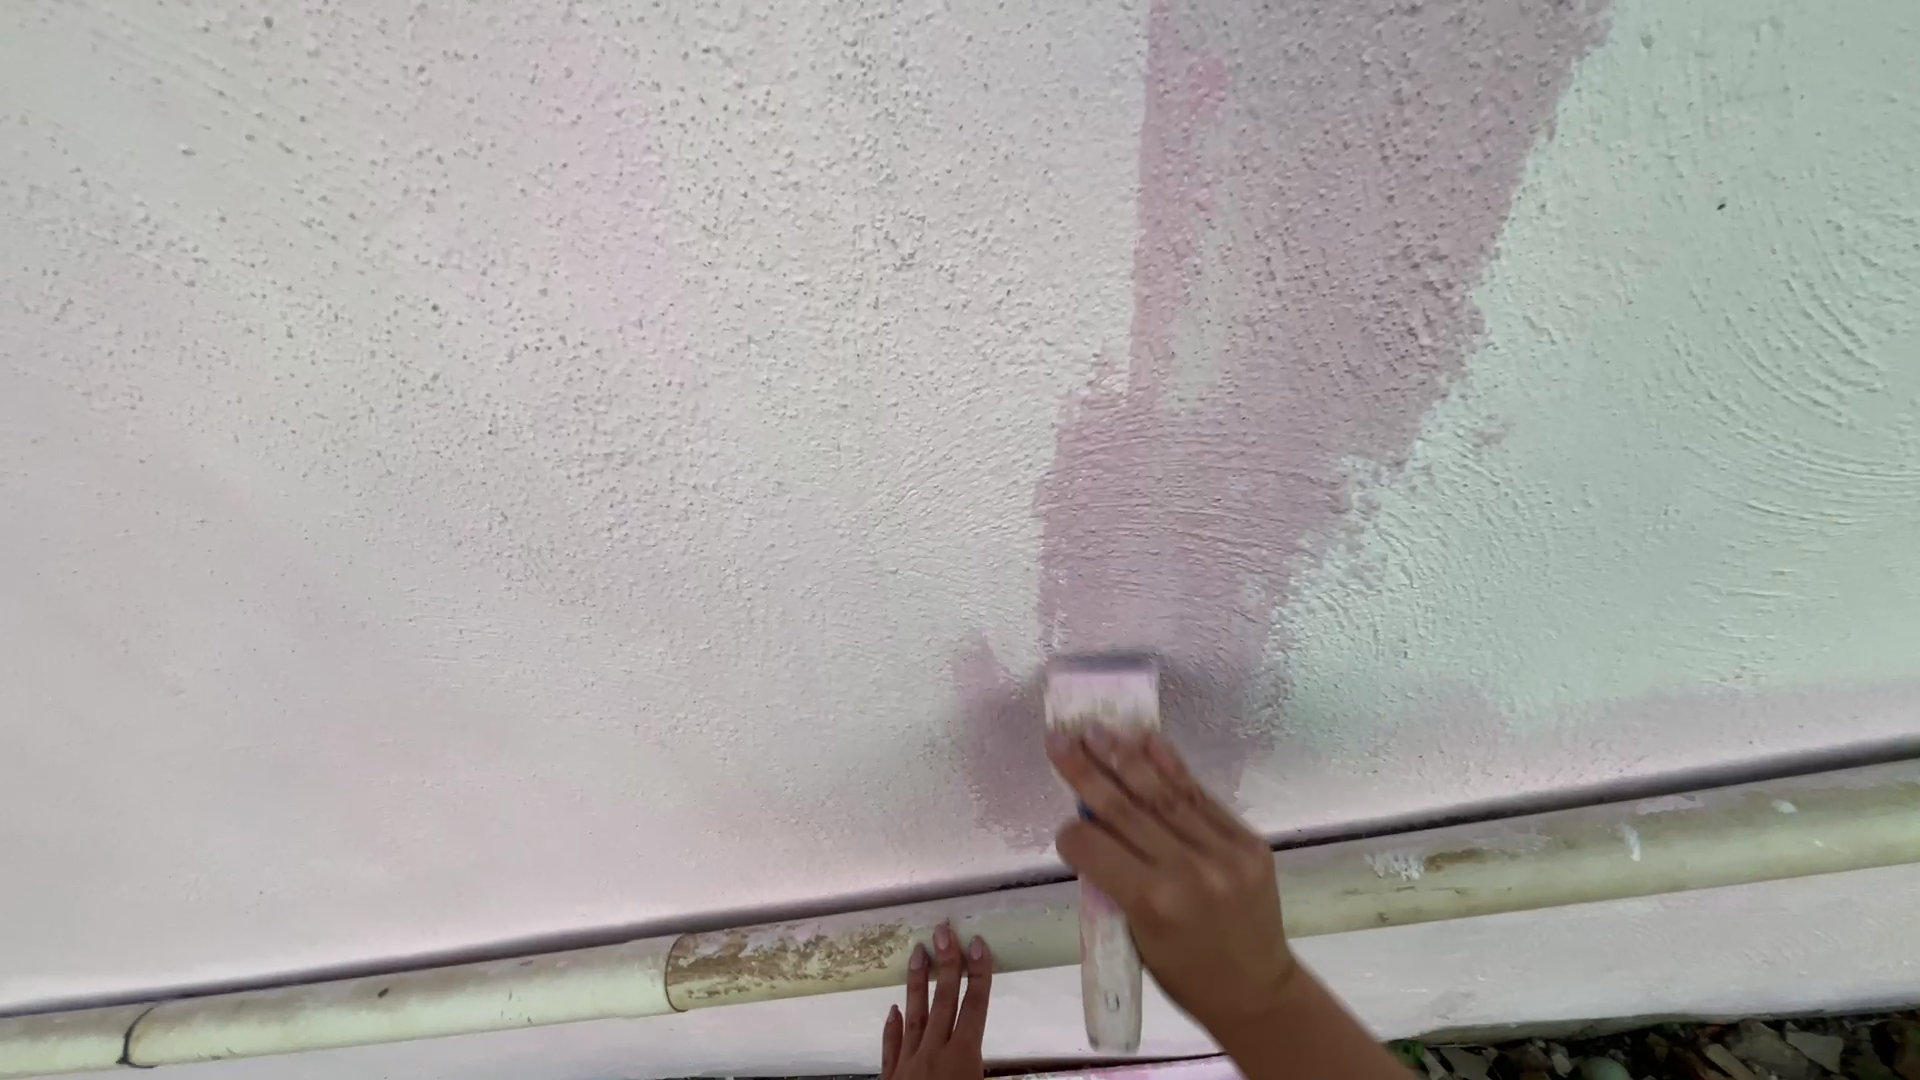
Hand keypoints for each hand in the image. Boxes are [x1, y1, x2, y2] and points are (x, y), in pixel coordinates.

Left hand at [881, 923, 992, 1079]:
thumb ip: (985, 1066)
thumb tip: (999, 1054)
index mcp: (962, 1058)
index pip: (974, 1007)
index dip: (979, 974)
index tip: (978, 944)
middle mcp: (934, 1053)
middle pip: (943, 1001)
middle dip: (946, 963)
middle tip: (943, 931)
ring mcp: (908, 1064)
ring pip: (915, 1016)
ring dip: (917, 983)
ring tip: (917, 952)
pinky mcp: (890, 1079)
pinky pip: (891, 1048)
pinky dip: (892, 1029)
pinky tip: (893, 1011)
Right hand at [1045, 728, 1296, 1035]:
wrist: (1258, 993)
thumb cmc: (1183, 973)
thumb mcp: (1134, 934)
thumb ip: (1112, 877)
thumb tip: (1091, 820)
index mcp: (1152, 902)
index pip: (1094, 847)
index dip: (1071, 833)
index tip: (1063, 827)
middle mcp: (1188, 870)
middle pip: (1124, 808)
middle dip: (1085, 771)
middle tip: (1060, 740)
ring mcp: (1223, 852)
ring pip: (1161, 793)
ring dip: (1123, 757)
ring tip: (1096, 731)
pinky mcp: (1246, 841)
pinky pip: (1199, 795)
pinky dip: (1170, 766)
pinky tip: (1147, 740)